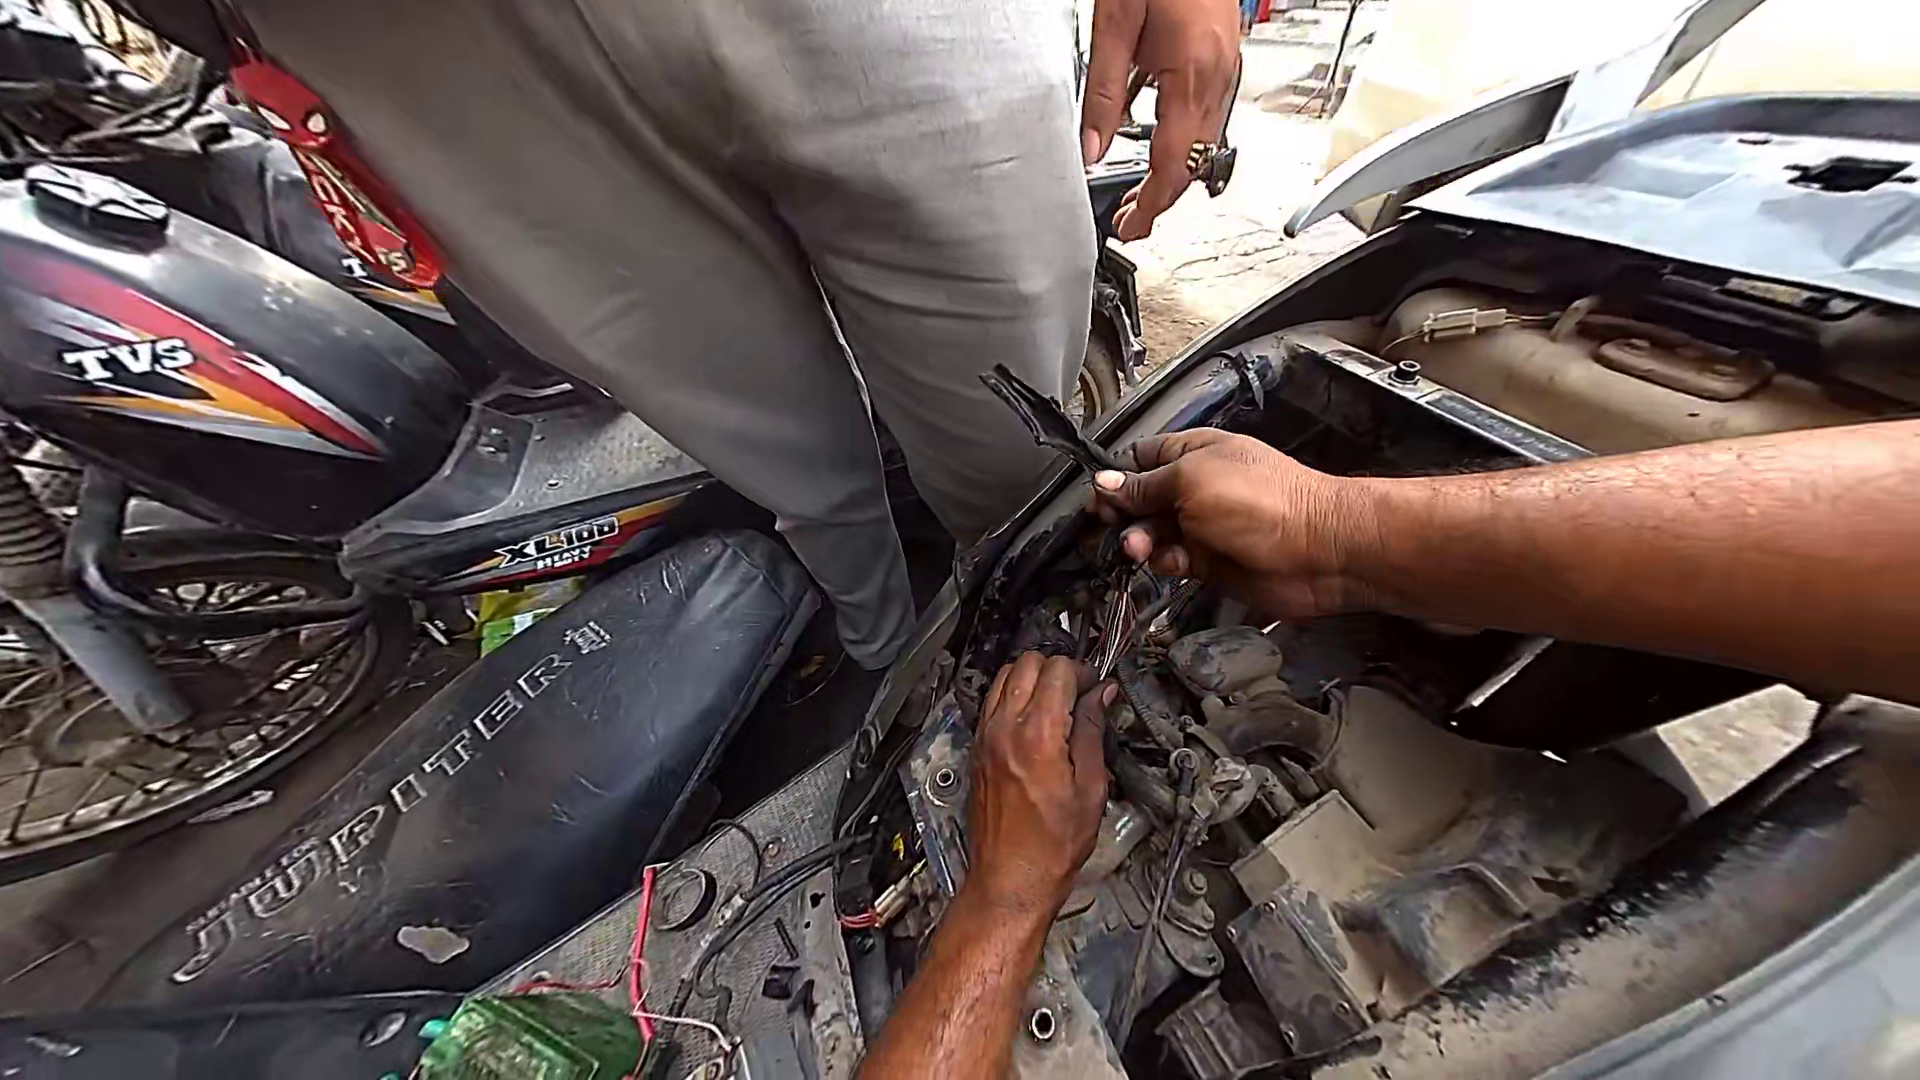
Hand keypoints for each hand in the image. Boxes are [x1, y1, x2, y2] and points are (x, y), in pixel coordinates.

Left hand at [968, 653, 1114, 915]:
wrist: (1010, 877)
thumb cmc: (1050, 846)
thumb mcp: (1091, 789)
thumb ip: (1093, 731)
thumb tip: (1101, 695)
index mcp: (1037, 735)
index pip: (1057, 670)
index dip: (1083, 673)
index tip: (1095, 688)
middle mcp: (1005, 728)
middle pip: (1027, 662)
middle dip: (1057, 669)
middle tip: (1078, 692)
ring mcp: (986, 735)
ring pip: (1005, 673)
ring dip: (1032, 677)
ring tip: (1056, 702)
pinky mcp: (977, 745)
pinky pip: (992, 699)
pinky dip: (1012, 694)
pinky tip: (1033, 717)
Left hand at [1080, 0, 1239, 240]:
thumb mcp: (1114, 24)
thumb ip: (1101, 95)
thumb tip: (1089, 151)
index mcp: (1191, 76)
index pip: (1172, 168)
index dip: (1150, 207)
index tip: (1130, 228)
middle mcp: (1216, 77)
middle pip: (1191, 164)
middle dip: (1160, 201)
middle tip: (1129, 222)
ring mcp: (1224, 67)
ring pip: (1200, 146)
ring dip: (1169, 177)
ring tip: (1137, 196)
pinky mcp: (1220, 58)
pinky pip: (1202, 119)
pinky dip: (1177, 146)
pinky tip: (1151, 149)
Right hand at [1087, 428, 1381, 618]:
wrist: (1318, 551)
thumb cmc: (1259, 502)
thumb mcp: (1191, 480)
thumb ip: (1142, 485)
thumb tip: (1102, 482)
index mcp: (1189, 454)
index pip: (1137, 460)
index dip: (1114, 479)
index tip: (1099, 499)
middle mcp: (1190, 487)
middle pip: (1136, 500)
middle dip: (1121, 514)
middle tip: (1114, 526)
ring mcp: (1197, 524)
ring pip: (1148, 532)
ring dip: (1138, 541)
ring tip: (1140, 548)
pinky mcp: (1204, 558)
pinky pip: (1168, 558)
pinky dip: (1163, 562)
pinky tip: (1173, 562)